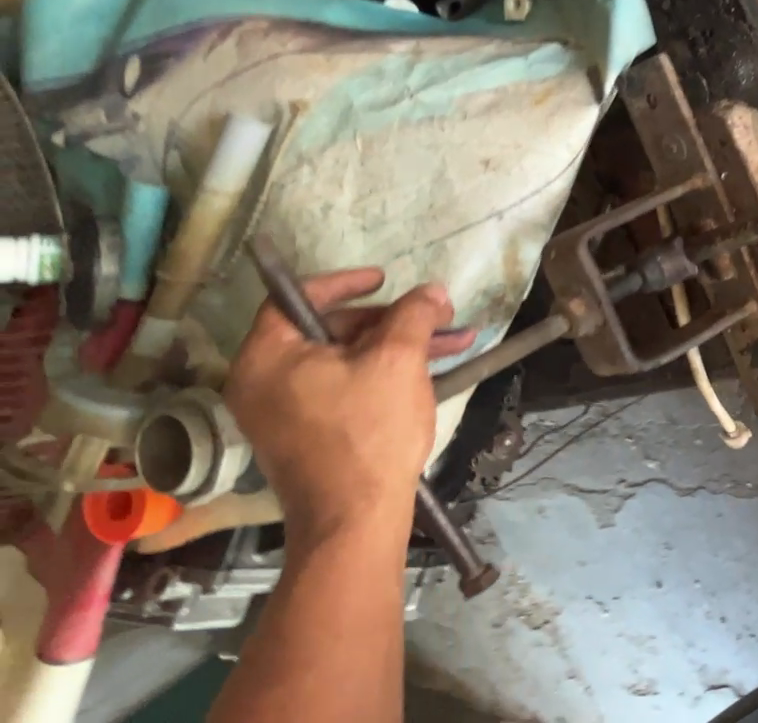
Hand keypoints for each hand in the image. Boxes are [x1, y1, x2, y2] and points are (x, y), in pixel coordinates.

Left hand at [224, 269, 474, 543]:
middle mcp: (263, 382)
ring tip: (457, 342)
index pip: (295, 300)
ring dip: (402, 346)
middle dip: (393, 320)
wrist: (356, 514)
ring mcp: (283, 411)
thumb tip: (431, 291)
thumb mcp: (399, 360)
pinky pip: (345, 386)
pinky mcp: (306, 434)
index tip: (385, 279)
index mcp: (268, 358)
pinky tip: (432, 372)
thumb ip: (413, 315)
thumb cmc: (370, 429)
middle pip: (330, 330)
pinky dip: (385, 373)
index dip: (344, 283)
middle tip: (438, 316)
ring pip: (347, 359)